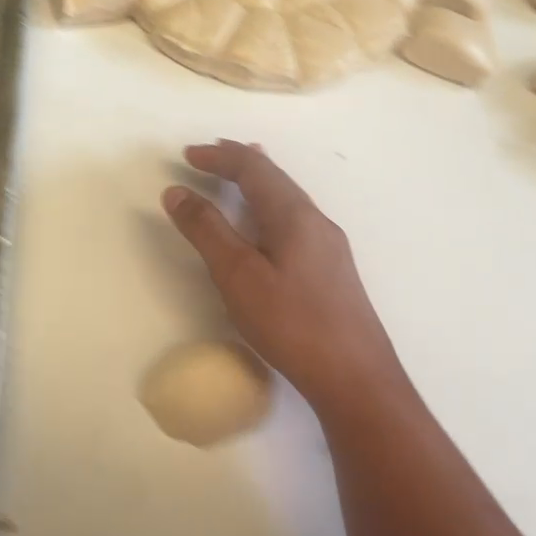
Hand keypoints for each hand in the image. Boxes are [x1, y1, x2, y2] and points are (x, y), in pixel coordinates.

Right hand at [162, 140, 408, 416]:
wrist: (358, 381)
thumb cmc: (292, 323)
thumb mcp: (237, 275)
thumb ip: (206, 230)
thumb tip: (177, 191)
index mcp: (294, 216)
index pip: (254, 168)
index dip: (219, 157)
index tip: (187, 154)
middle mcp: (316, 222)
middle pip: (276, 177)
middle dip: (240, 162)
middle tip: (208, 156)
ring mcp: (329, 248)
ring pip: (288, 198)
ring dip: (258, 182)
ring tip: (238, 175)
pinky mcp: (332, 272)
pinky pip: (295, 219)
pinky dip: (270, 205)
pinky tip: (267, 225)